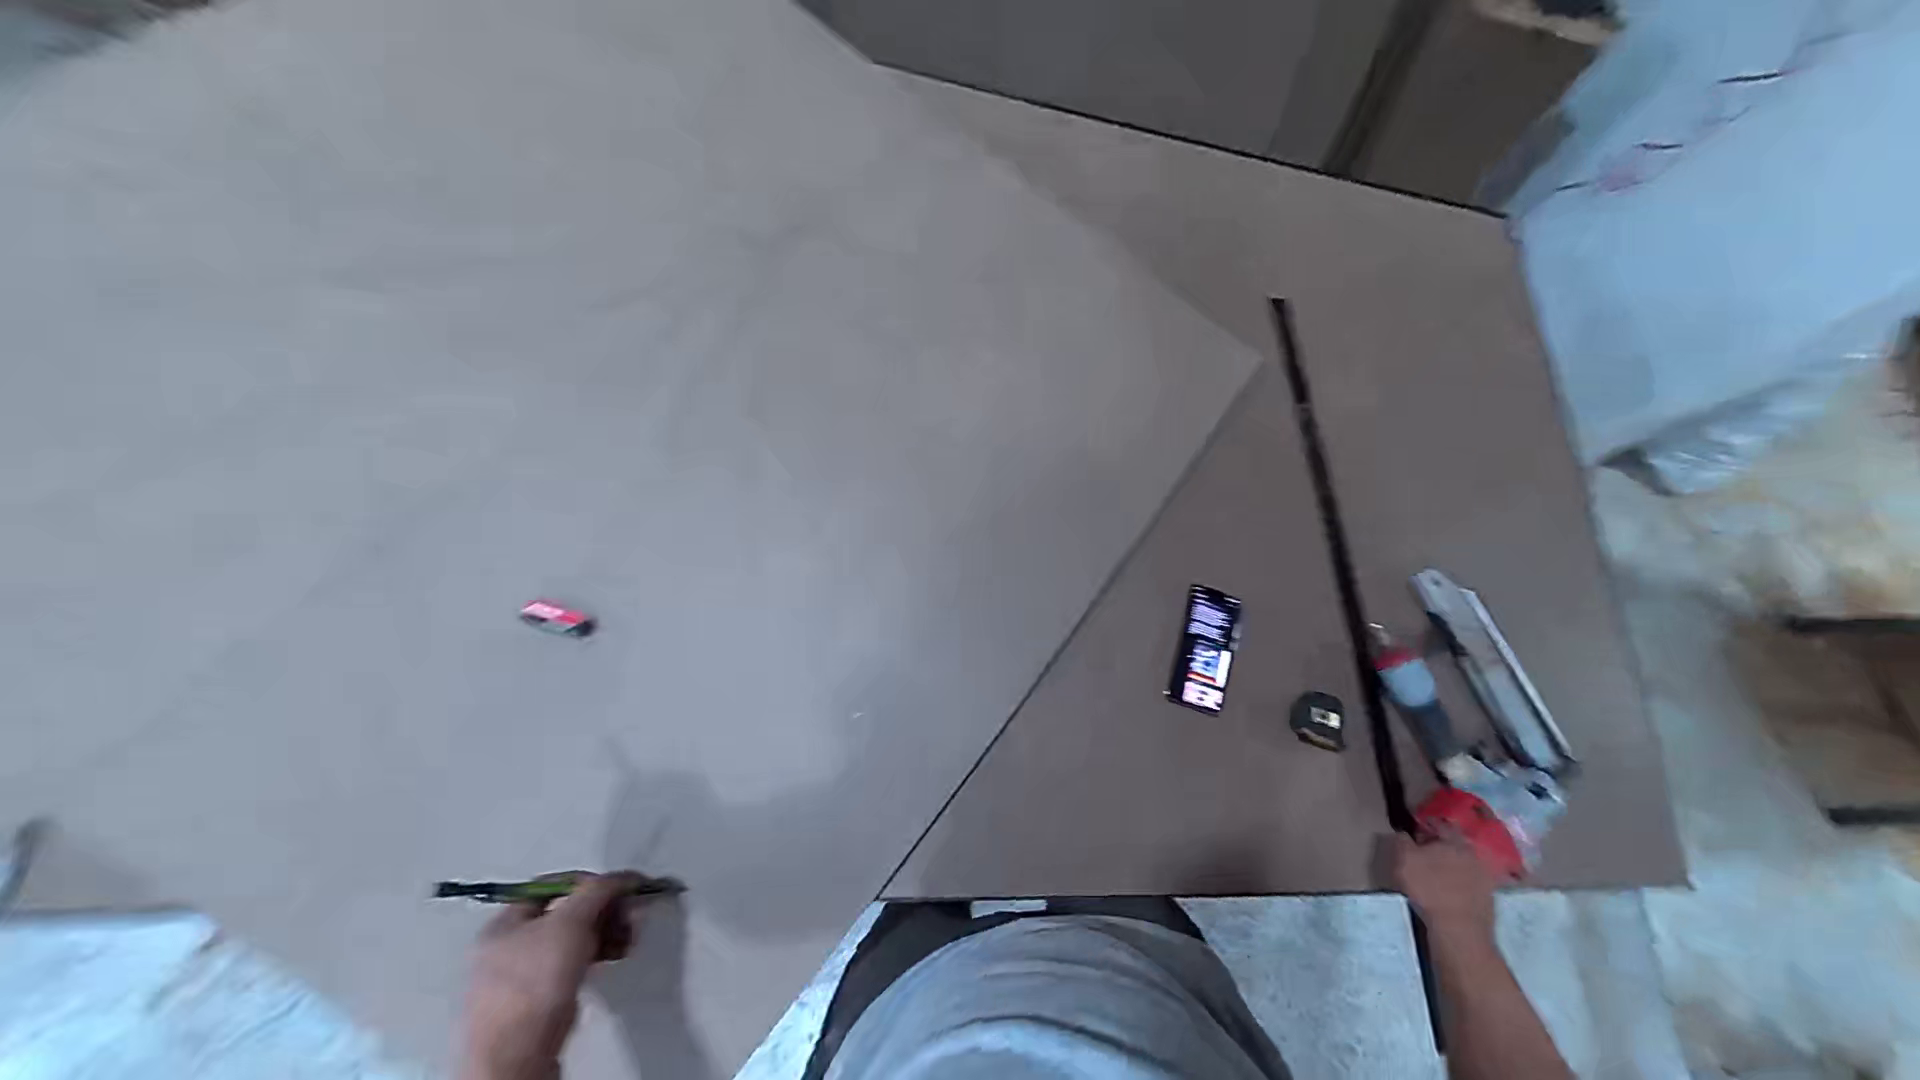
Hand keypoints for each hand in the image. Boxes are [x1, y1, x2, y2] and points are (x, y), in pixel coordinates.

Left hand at [459, 871, 640, 1079]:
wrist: (515, 1060)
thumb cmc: (536, 982)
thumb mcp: (570, 923)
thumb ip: (599, 891)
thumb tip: (626, 876)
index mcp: (504, 924)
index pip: (554, 885)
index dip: (590, 882)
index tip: (620, 889)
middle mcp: (510, 946)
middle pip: (568, 912)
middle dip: (604, 910)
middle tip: (631, 915)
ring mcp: (523, 977)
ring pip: (574, 939)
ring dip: (607, 932)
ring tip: (629, 939)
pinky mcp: (539, 1002)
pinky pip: (573, 965)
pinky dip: (597, 956)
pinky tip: (615, 957)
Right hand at [1390, 831, 1497, 941]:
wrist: (1459, 928)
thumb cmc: (1428, 887)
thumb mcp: (1403, 858)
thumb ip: (1401, 840)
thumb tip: (1405, 833)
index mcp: (1454, 840)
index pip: (1440, 824)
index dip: (1425, 825)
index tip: (1414, 830)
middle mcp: (1474, 854)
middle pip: (1454, 843)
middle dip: (1440, 846)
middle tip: (1424, 853)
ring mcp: (1486, 877)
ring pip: (1464, 863)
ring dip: (1451, 865)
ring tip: (1436, 873)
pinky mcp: (1490, 898)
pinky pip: (1471, 882)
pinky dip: (1460, 883)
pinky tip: (1448, 890)